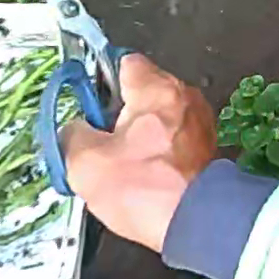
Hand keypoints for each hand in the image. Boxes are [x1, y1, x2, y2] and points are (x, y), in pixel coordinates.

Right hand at [63, 53, 216, 252]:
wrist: (193, 216)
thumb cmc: (142, 186)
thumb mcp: (86, 162)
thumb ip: (74, 133)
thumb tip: (77, 126)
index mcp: (158, 90)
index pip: (126, 62)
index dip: (101, 76)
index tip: (87, 97)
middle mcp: (184, 95)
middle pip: (143, 86)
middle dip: (118, 107)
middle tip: (99, 136)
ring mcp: (199, 115)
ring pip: (158, 109)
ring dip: (138, 126)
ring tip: (119, 157)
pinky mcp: (205, 138)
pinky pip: (173, 128)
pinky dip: (157, 140)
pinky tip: (143, 165)